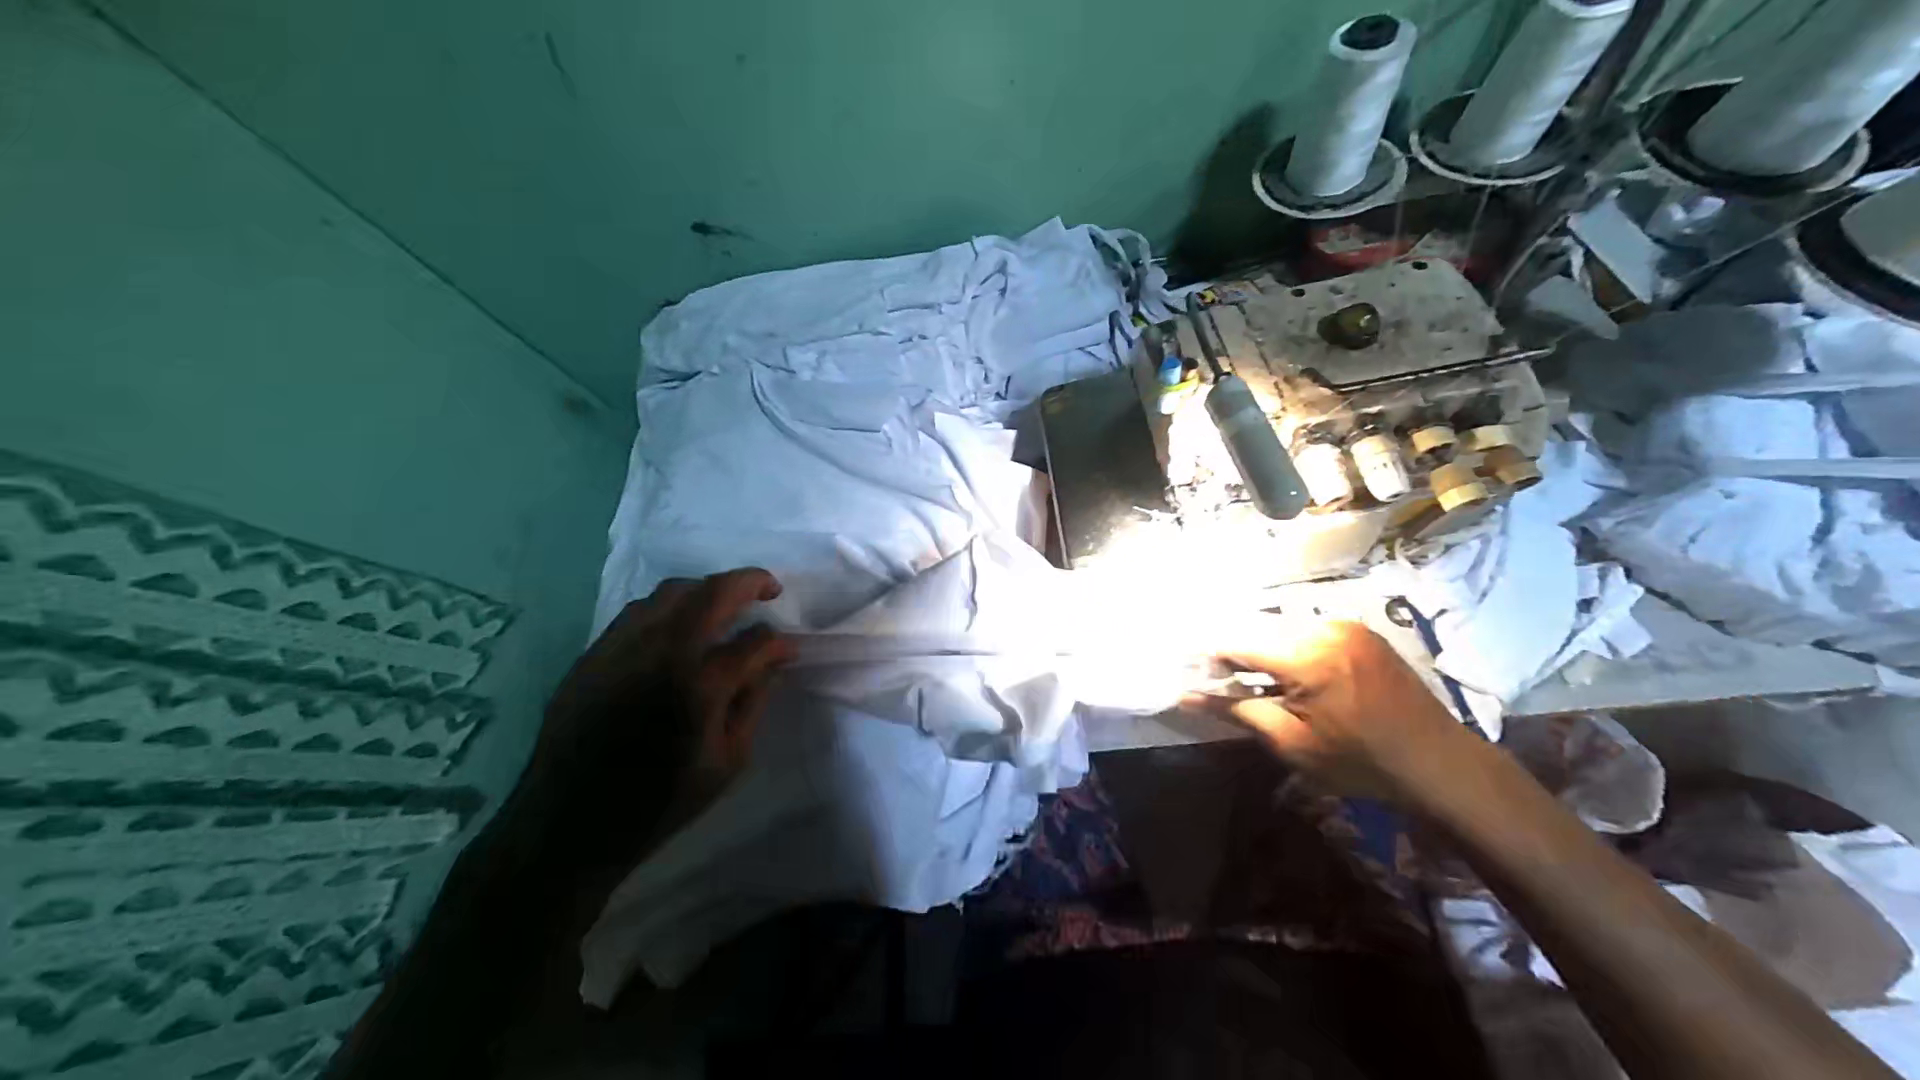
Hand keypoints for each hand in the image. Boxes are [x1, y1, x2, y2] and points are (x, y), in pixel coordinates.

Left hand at [532, 568, 793, 815]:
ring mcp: (623, 646)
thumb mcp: (728, 760)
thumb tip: (774, 660)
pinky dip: (669, 608)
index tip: (787, 648)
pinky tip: (677, 630)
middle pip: (713, 592)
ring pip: (671, 592)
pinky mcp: (594, 653)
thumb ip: (753, 701)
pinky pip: (637, 611)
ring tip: (722, 606)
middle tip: (767, 590)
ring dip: (706, 590)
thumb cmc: (661, 801)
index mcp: (701, 684)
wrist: (570, 824)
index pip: (755, 641)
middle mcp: (662, 651)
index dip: (778, 642)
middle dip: (749, 582)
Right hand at [1198, 617, 1484, 805]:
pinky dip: (1292, 645)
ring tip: (1258, 678)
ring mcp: (1347, 627)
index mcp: (1308, 660)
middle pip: (1261, 631)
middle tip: (1224, 679)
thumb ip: (1237, 712)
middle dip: (1238, 653)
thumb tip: (1185, 696)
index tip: (1193, 671)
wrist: (1439, 763)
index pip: (1239, 645)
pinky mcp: (1362, 631)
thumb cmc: (1360, 762)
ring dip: (1265, 648)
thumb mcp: (1292, 744)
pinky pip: (1311, 629)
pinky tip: (1293, 671)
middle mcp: (1325, 631)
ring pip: (1285, 628)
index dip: (1211, 658)